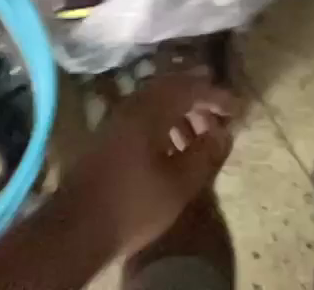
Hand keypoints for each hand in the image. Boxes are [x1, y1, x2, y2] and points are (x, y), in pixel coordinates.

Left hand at [59, 75, 239, 260]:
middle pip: (169, 86)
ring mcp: (116, 119)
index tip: (237, 107)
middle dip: (197, 93)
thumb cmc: (133, 204)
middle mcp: (132, 105)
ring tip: (200, 129)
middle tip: (219, 107)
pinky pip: (143, 114)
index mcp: (150, 110)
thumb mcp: (179, 184)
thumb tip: (223, 133)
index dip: (216, 95)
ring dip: (180, 108)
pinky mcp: (108, 135)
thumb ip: (205, 154)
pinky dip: (164, 120)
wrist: (77, 227)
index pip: (189, 89)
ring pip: (154, 100)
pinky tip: (172, 144)